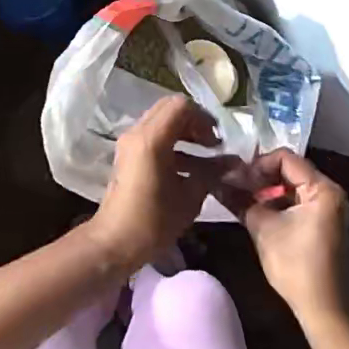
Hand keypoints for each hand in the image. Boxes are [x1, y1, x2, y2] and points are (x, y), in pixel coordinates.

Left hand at [85, 96, 222, 268]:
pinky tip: (187, 165)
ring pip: (160, 120)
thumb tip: (233, 162)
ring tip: (203, 154)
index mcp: (152, 138)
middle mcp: (137, 132)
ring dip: (183, 131)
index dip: (204, 118)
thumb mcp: (190, 197)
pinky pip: (152, 134)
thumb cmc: (153, 221)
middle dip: (194, 122)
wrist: (114, 242)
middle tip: (211, 143)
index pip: (182, 106)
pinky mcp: (127, 153)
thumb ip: (212, 172)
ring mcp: (129, 142)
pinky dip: (171, 141)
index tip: (216, 141)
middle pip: (170, 108)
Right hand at [222, 149, 348, 322]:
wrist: (326, 311)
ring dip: (267, 191)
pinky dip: (278, 203)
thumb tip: (218, 183)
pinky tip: (256, 212)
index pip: (285, 158)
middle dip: (260, 177)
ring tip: (241, 198)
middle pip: (290, 170)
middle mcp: (330, 193)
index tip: (236, 177)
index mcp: (322, 189)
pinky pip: (298, 202)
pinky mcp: (324, 224)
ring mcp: (329, 209)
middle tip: (234, 185)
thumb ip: (241, 201)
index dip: (257, 164)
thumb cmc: (296, 266)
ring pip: (292, 186)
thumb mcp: (263, 229)